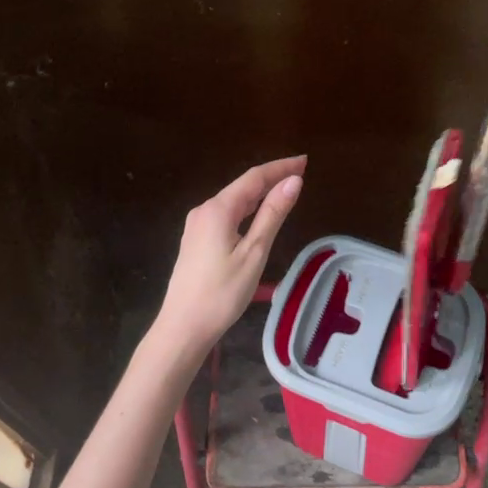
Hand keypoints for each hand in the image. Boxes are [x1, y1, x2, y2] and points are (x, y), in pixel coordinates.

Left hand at [149, 156, 305, 365]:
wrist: (183, 327)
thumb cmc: (222, 293)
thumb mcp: (254, 253)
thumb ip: (273, 214)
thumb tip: (294, 181)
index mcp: (218, 209)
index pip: (254, 178)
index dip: (280, 167)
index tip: (305, 161)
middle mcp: (204, 211)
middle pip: (242, 187)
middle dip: (272, 178)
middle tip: (301, 173)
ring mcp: (197, 226)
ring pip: (234, 201)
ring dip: (260, 194)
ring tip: (286, 190)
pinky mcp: (196, 241)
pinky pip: (226, 215)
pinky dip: (247, 210)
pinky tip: (259, 215)